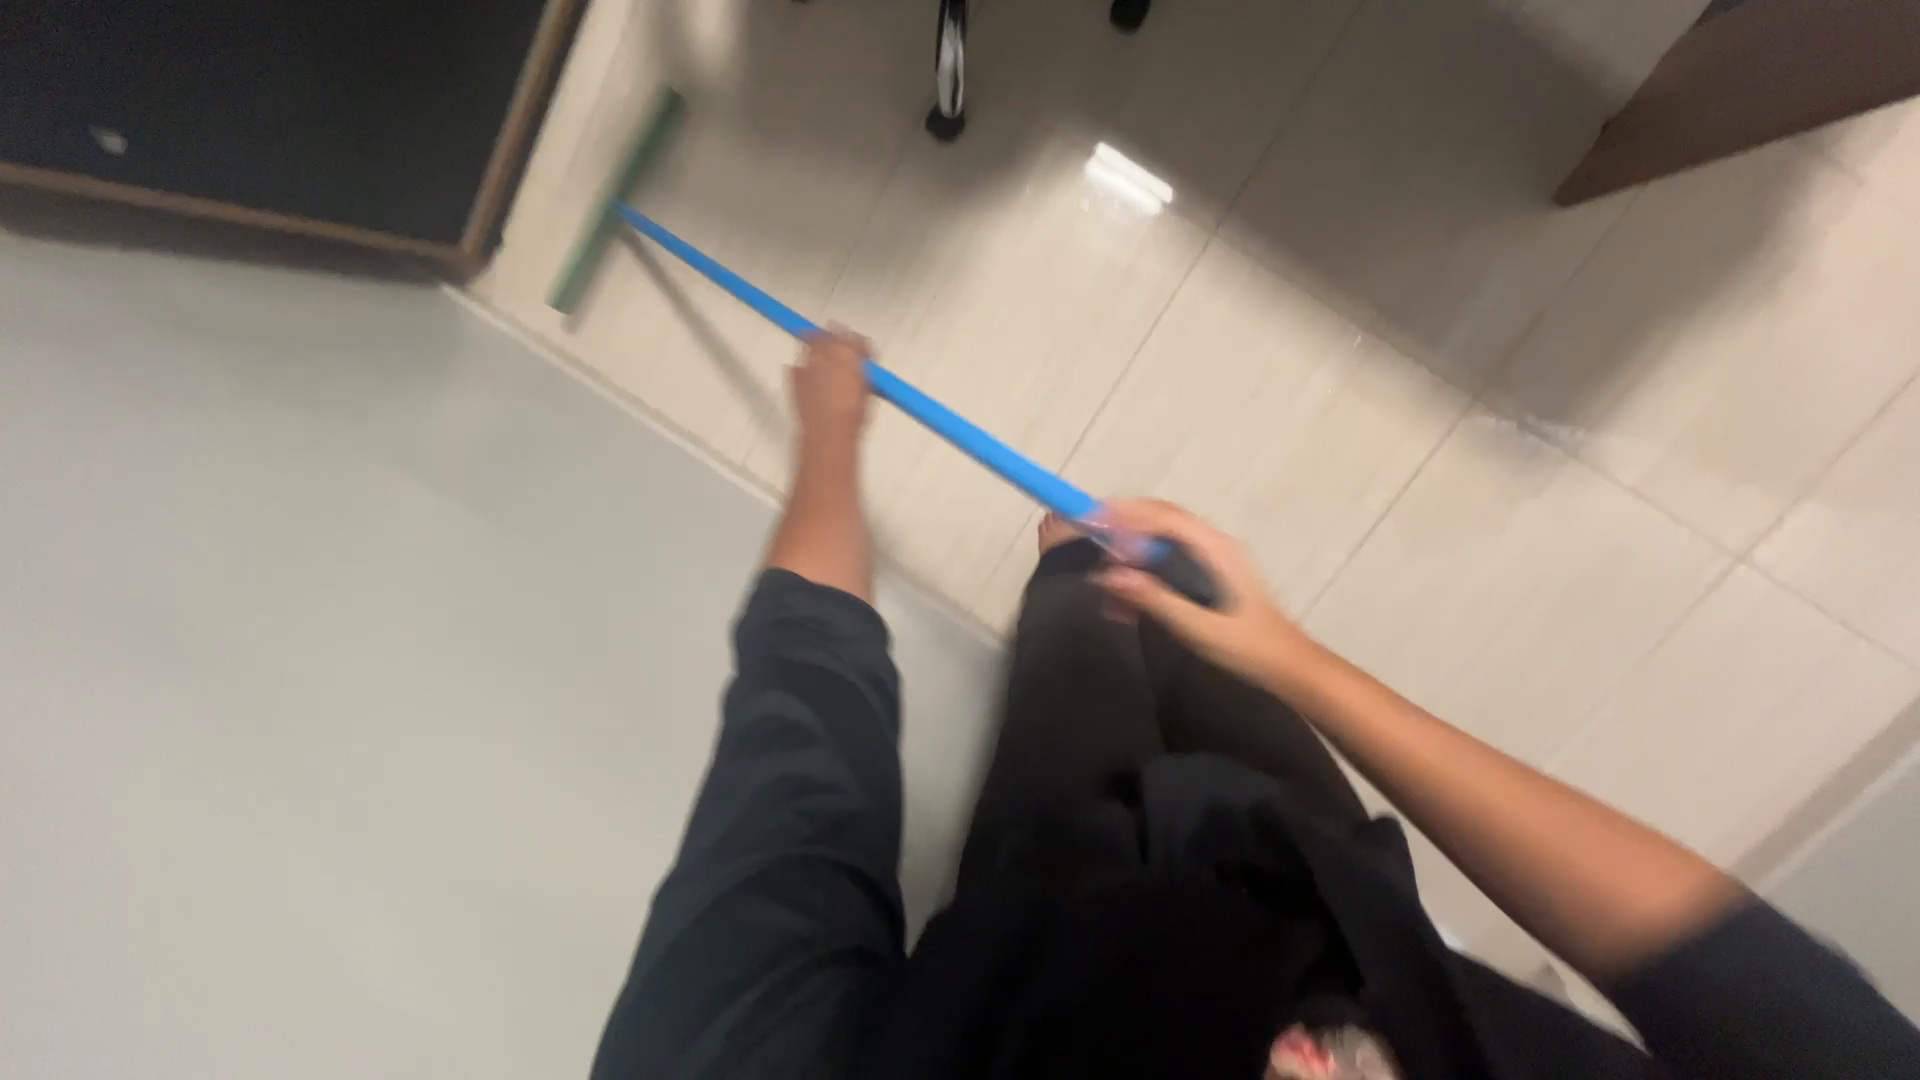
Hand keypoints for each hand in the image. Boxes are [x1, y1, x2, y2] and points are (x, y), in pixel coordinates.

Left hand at [790, 330, 870, 448]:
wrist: (826, 432)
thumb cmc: (853, 414)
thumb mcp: (867, 390)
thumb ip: (862, 372)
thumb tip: (859, 365)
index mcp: (849, 352)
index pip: (856, 339)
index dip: (860, 347)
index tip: (863, 356)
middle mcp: (826, 350)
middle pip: (830, 334)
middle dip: (836, 340)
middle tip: (842, 353)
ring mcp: (807, 361)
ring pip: (812, 343)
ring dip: (819, 348)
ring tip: (824, 362)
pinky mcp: (793, 374)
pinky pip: (800, 364)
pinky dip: (806, 367)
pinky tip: (811, 380)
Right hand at [1092, 499, 1320, 687]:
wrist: (1287, 665)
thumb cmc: (1246, 646)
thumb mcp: (1196, 627)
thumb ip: (1153, 598)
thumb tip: (1107, 575)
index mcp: (1214, 549)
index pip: (1162, 517)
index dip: (1123, 515)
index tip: (1088, 520)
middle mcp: (1212, 543)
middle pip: (1159, 518)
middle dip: (1121, 523)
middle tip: (1084, 534)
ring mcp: (1212, 557)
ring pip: (1160, 538)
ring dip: (1129, 550)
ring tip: (1100, 576)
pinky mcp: (1208, 574)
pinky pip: (1168, 559)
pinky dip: (1142, 571)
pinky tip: (1123, 600)